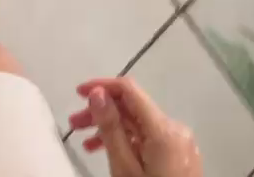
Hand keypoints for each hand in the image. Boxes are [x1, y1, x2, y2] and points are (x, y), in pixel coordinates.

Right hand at [68, 78, 202, 176]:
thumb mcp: (124, 169)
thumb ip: (110, 129)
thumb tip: (97, 93)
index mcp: (165, 128)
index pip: (129, 90)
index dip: (102, 86)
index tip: (77, 94)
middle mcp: (176, 129)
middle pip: (133, 108)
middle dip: (102, 111)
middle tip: (73, 123)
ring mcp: (180, 144)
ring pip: (140, 125)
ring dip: (112, 128)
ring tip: (85, 143)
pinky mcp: (180, 158)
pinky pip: (149, 140)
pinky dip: (128, 142)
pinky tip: (109, 153)